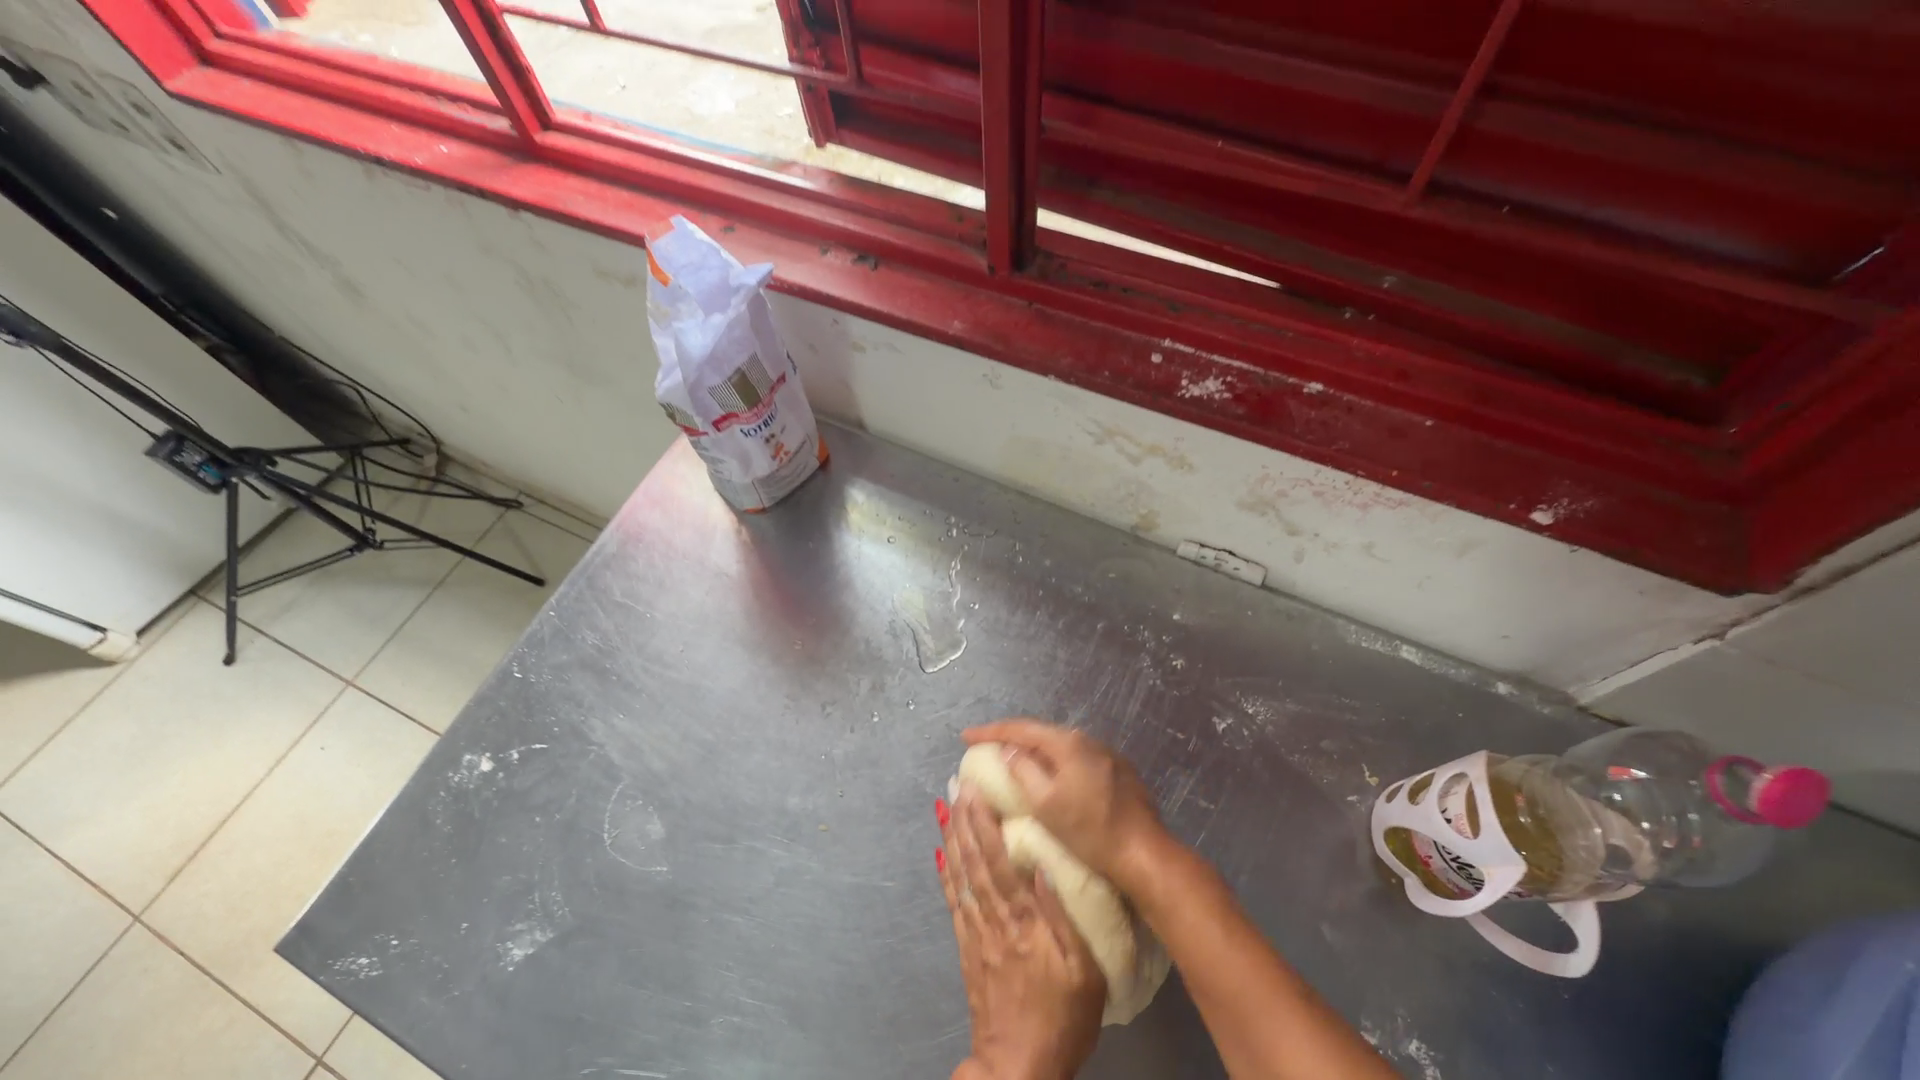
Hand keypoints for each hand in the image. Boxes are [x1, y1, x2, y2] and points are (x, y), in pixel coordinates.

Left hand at [940, 787, 1104, 1079]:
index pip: (1000, 863)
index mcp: (1025, 923)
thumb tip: (1045, 865)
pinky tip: (940, 856)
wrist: (1020, 1067)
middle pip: (976, 863)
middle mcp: (996, 922)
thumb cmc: (1063, 1018)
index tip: (977, 791)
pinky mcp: (968, 953)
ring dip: (953, 840)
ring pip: (962, 878)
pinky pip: (954, 906)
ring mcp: (978, 937)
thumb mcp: (1084, 971)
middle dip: (966, 821)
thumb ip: (1062, 917)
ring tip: (944, 808)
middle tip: (956, 786)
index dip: (986, 825)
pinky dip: (946, 877)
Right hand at [963, 719, 1168, 886]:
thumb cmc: (1090, 831)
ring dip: (1036, 752)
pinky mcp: (1120, 774)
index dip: (990, 732)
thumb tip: (1008, 751)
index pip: (1021, 728)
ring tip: (1015, 762)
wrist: (1144, 854)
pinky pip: (1078, 761)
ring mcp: (1108, 756)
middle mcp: (1089, 741)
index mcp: (1068, 743)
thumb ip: (1022, 771)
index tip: (964, 737)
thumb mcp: (1045, 804)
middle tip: (987, 748)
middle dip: (1013, 739)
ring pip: (1062, 747)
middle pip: (1042, 734)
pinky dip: (1057, 765)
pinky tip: (1052, 778)